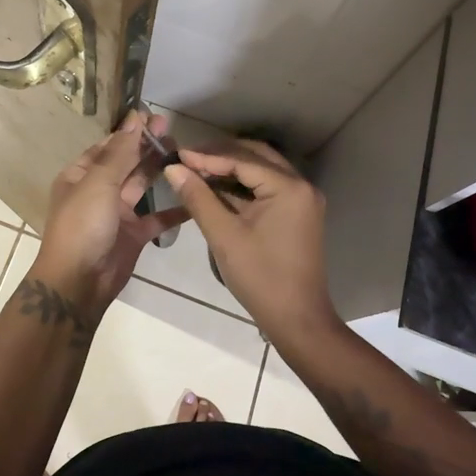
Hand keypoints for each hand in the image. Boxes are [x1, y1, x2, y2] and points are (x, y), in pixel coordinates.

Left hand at [28, 110, 188, 324]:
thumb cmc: (82, 225)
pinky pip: (157, 218)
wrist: (78, 283)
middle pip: (126, 163)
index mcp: (80, 175)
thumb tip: (134, 118)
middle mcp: (98, 191)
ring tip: (183, 152)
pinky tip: (193, 196)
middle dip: (147, 146)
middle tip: (173, 128)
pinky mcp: (133, 235)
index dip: (130, 132)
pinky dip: (174, 210)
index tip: (153, 117)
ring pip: (141, 186)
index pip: (108, 147)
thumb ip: (120, 152)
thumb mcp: (99, 183)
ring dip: (159, 170)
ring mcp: (116, 214)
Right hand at [163, 141, 338, 341]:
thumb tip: (173, 168)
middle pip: (255, 156)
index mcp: (289, 187)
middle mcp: (301, 185)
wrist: (297, 321)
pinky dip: (242, 184)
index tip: (177, 155)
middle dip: (220, 155)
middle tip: (187, 158)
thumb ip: (198, 197)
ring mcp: (302, 199)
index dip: (207, 156)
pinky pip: (267, 187)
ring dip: (231, 167)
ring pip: (261, 169)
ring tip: (196, 170)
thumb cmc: (260, 278)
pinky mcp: (297, 213)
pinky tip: (216, 188)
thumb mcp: (224, 236)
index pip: (242, 159)